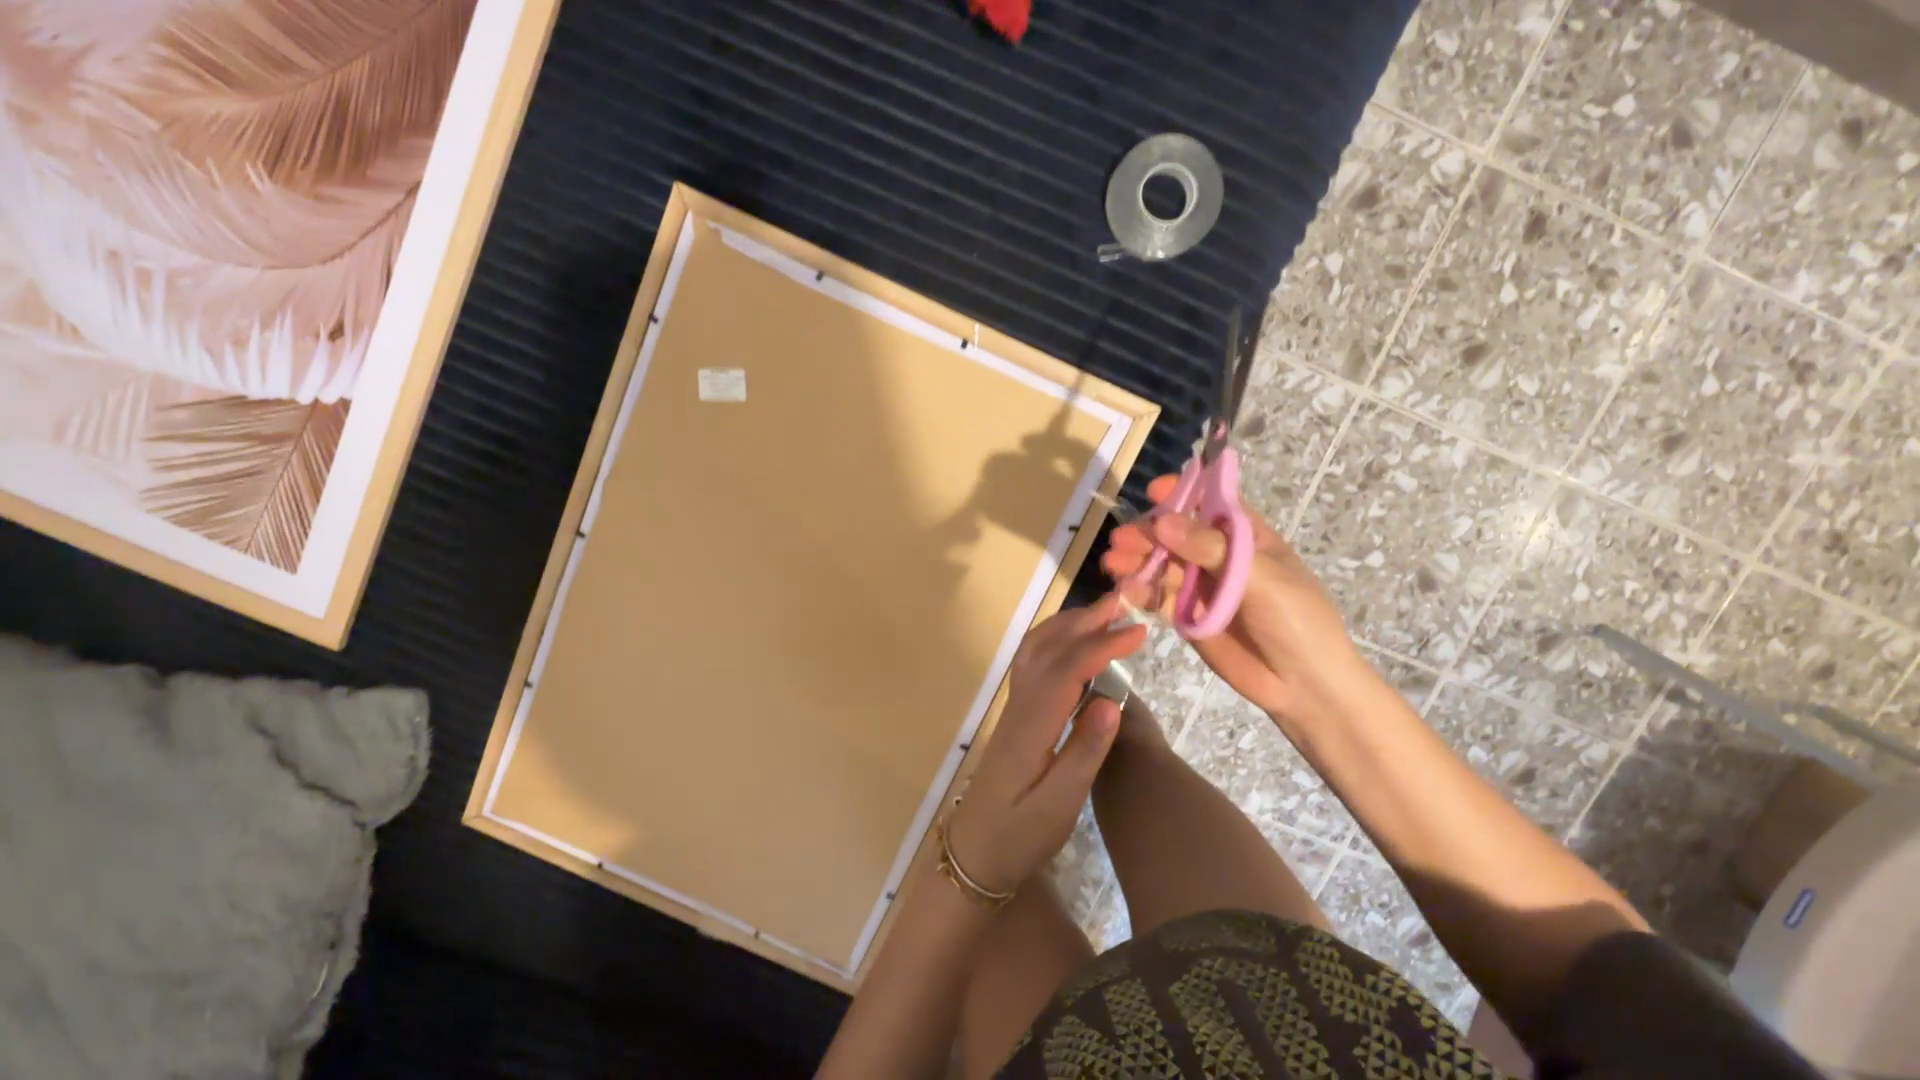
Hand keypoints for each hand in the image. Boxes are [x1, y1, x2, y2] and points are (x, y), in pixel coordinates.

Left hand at [945, 594, 1146, 894]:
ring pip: (1034, 652)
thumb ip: (1084, 753)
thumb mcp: (1058, 806)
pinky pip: (1032, 665)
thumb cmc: (1019, 836)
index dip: (1102, 646)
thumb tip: (1111, 702)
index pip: (1067, 672)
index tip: (1139, 631)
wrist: (974, 854)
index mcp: (1031, 729)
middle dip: (1085, 622)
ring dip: (1067, 626)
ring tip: (1103, 612)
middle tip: (1125, 601)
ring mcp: (1013, 711)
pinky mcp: (1016, 718)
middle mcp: (1019, 709)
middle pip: (1048, 650)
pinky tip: (1075, 645)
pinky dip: (1055, 642)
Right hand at [1101, 474, 1371, 725]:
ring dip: (1136, 560)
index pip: (1211, 503)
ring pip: (1161, 564)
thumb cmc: (1296, 620)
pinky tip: (1124, 590)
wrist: (1303, 686)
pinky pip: (1157, 598)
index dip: (1183, 493)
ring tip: (1112, 562)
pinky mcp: (1185, 616)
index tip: (1154, 491)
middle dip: (1148, 532)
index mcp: (1246, 537)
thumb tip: (1163, 523)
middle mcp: (1219, 556)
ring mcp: (1201, 587)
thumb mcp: (1261, 578)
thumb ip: (1211, 549)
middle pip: (1176, 534)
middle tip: (1121, 538)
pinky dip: (1138, 592)